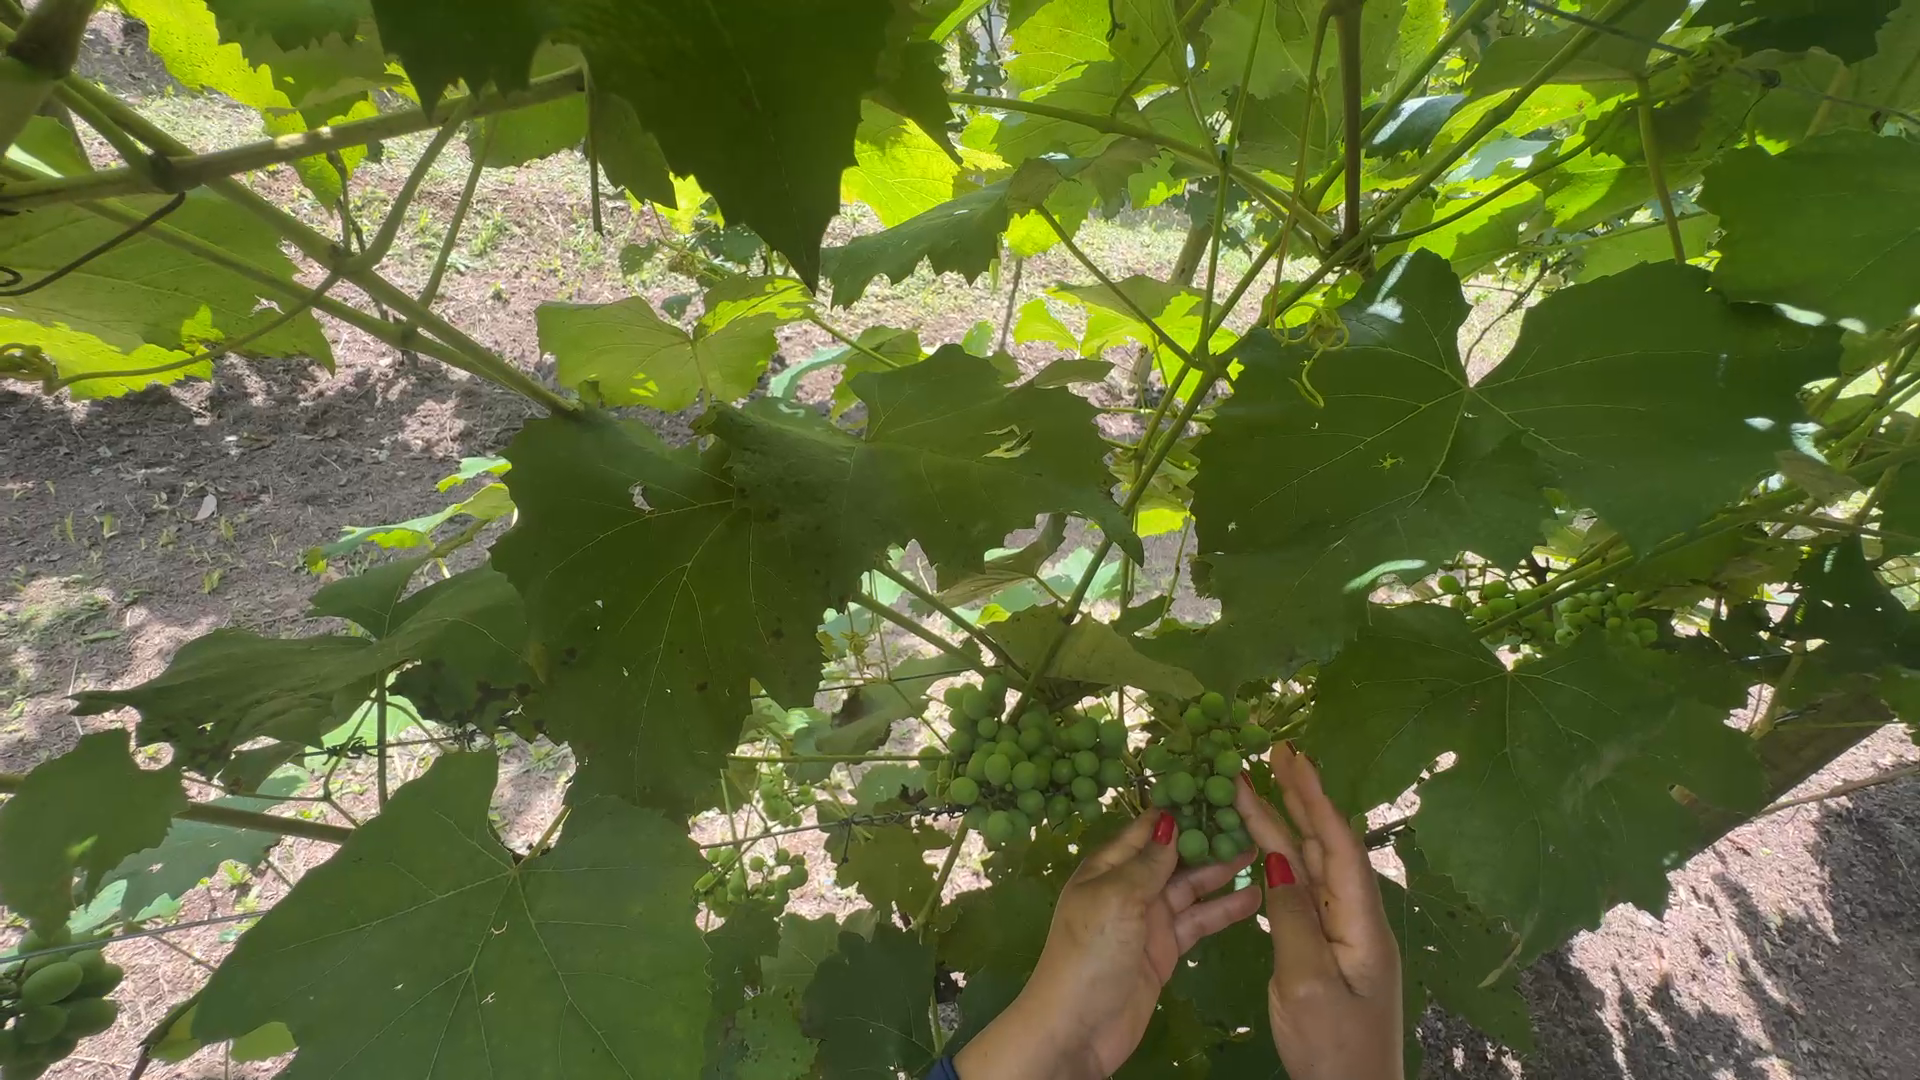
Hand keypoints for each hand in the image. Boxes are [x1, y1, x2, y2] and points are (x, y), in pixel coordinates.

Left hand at [953, 809, 1260, 1079]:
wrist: (1079, 1027)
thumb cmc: (1091, 951)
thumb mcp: (1117, 898)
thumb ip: (1147, 863)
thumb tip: (1169, 820)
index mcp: (1108, 865)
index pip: (1147, 828)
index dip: (1177, 809)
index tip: (1213, 789)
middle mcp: (1129, 885)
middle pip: (1173, 855)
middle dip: (1205, 837)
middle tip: (1250, 819)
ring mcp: (1149, 918)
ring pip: (1190, 886)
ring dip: (1221, 870)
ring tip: (1261, 851)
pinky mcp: (1165, 949)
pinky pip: (1198, 921)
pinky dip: (1223, 909)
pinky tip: (1254, 897)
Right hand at [1235, 742, 1403, 1079]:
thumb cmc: (1333, 1048)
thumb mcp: (1308, 983)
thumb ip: (1292, 915)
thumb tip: (1278, 856)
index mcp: (1361, 922)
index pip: (1338, 845)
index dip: (1313, 797)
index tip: (1291, 757)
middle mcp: (1354, 917)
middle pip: (1326, 844)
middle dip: (1300, 796)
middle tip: (1274, 754)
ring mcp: (1339, 930)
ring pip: (1309, 863)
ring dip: (1285, 822)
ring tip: (1259, 785)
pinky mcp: (1323, 944)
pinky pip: (1298, 888)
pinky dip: (1278, 857)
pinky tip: (1263, 844)